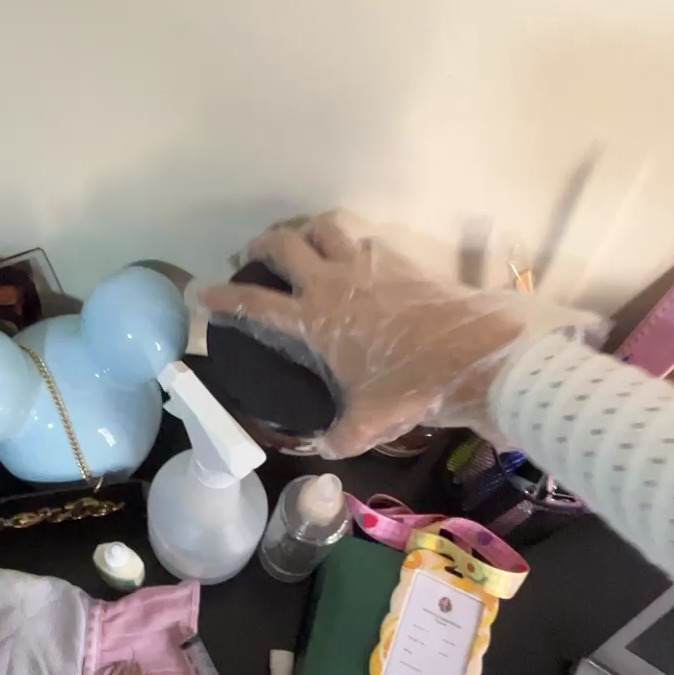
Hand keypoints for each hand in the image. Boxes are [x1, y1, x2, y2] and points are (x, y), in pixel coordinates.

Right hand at [199, 213, 602, 456]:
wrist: (471, 356)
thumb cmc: (411, 388)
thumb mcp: (368, 423)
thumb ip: (339, 436)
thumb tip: (324, 449)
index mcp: (312, 320)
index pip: (253, 303)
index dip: (222, 296)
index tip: (202, 291)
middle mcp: (330, 282)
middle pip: (282, 244)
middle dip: (260, 245)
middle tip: (252, 255)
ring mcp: (364, 263)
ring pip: (322, 225)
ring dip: (304, 229)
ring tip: (302, 242)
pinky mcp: (397, 257)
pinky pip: (362, 234)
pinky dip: (347, 239)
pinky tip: (353, 255)